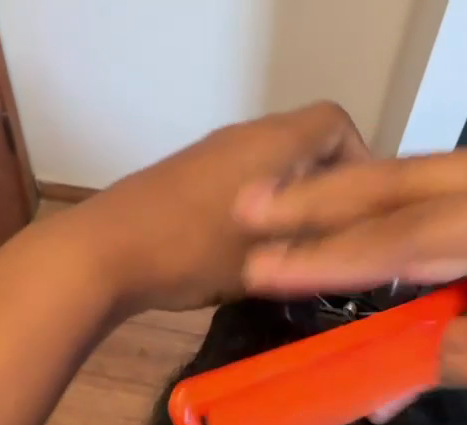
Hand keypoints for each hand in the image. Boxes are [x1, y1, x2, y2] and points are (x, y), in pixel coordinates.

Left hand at [63, 102, 369, 313]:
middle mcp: (242, 138)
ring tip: (291, 254)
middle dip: (323, 192)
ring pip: (268, 170)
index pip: (335, 125)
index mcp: (272, 143)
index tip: (361, 210)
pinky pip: (237, 185)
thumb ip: (310, 246)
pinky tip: (246, 257)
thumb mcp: (265, 258)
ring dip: (286, 205)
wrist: (104, 254)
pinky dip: (255, 212)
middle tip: (330, 241)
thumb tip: (344, 246)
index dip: (359, 161)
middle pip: (301, 148)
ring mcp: (208, 156)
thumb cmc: (192, 252)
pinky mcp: (183, 181)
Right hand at [235, 146, 466, 424]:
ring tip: (287, 212)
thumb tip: (365, 380)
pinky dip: (408, 217)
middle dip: (324, 202)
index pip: (408, 234)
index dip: (328, 256)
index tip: (258, 265)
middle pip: (408, 183)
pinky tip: (366, 227)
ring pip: (431, 181)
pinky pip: (464, 198)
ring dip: (359, 201)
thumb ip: (440, 355)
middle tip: (248, 208)